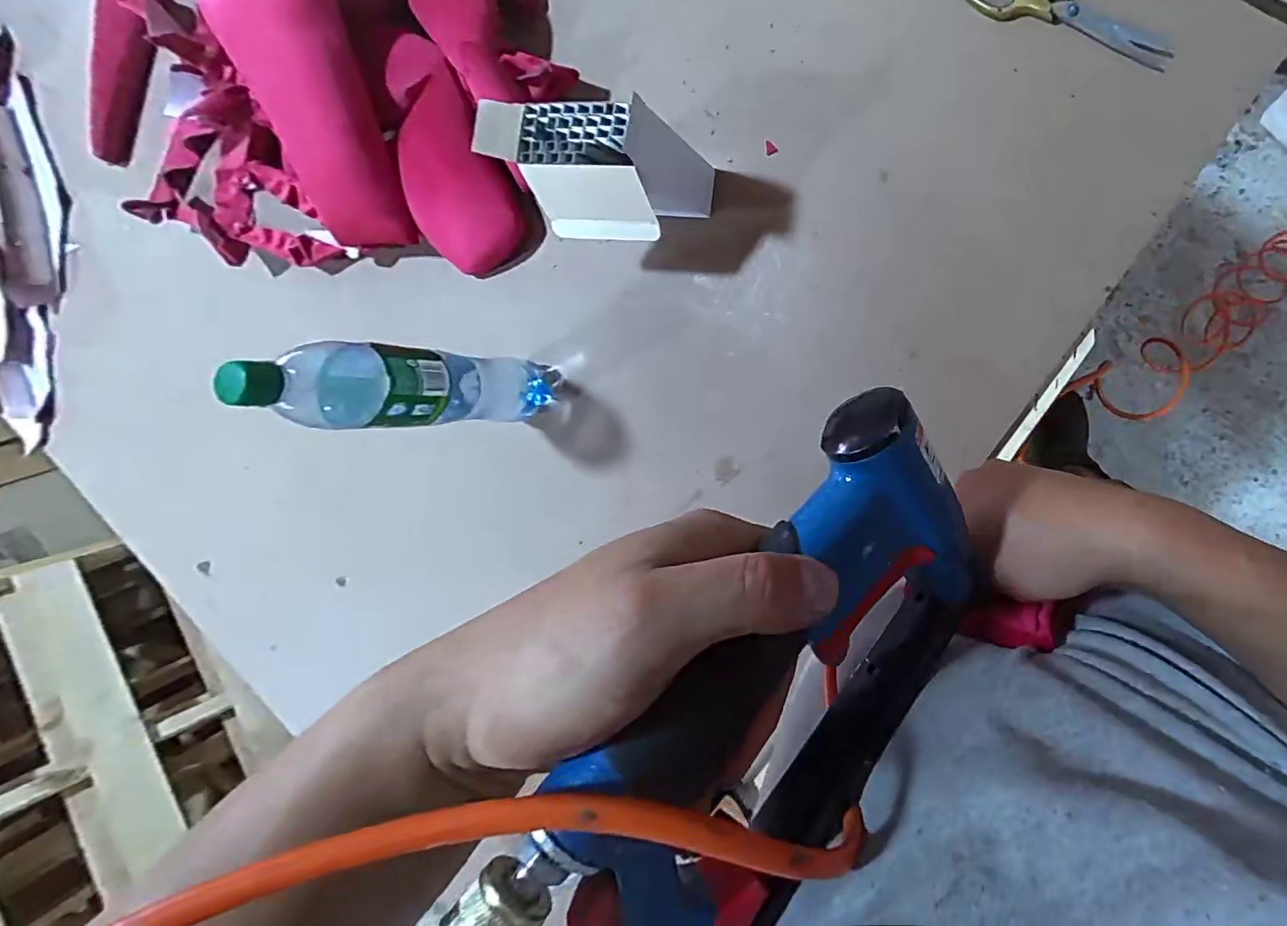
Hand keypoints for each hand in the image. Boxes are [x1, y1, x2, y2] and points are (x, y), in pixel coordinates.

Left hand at [390, 510, 838, 782]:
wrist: (456, 727)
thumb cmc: (562, 659)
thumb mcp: (656, 616)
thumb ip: (744, 591)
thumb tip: (830, 579)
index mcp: (705, 539)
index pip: (791, 558)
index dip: (806, 604)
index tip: (796, 665)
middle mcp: (694, 570)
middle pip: (770, 618)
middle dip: (762, 678)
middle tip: (735, 722)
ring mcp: (671, 619)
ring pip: (742, 662)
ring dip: (736, 710)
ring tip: (702, 746)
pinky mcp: (652, 664)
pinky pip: (709, 688)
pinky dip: (709, 722)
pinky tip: (687, 748)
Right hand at [956, 460, 1155, 600]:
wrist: (1121, 530)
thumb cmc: (1047, 553)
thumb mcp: (993, 581)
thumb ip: (962, 582)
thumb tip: (950, 585)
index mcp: (961, 489)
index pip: (933, 532)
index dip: (941, 564)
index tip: (954, 589)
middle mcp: (981, 473)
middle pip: (961, 521)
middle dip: (969, 551)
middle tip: (983, 584)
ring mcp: (1015, 472)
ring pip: (989, 515)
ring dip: (996, 542)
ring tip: (1015, 571)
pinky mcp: (1044, 479)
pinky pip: (1015, 509)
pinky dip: (1019, 530)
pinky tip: (1038, 550)